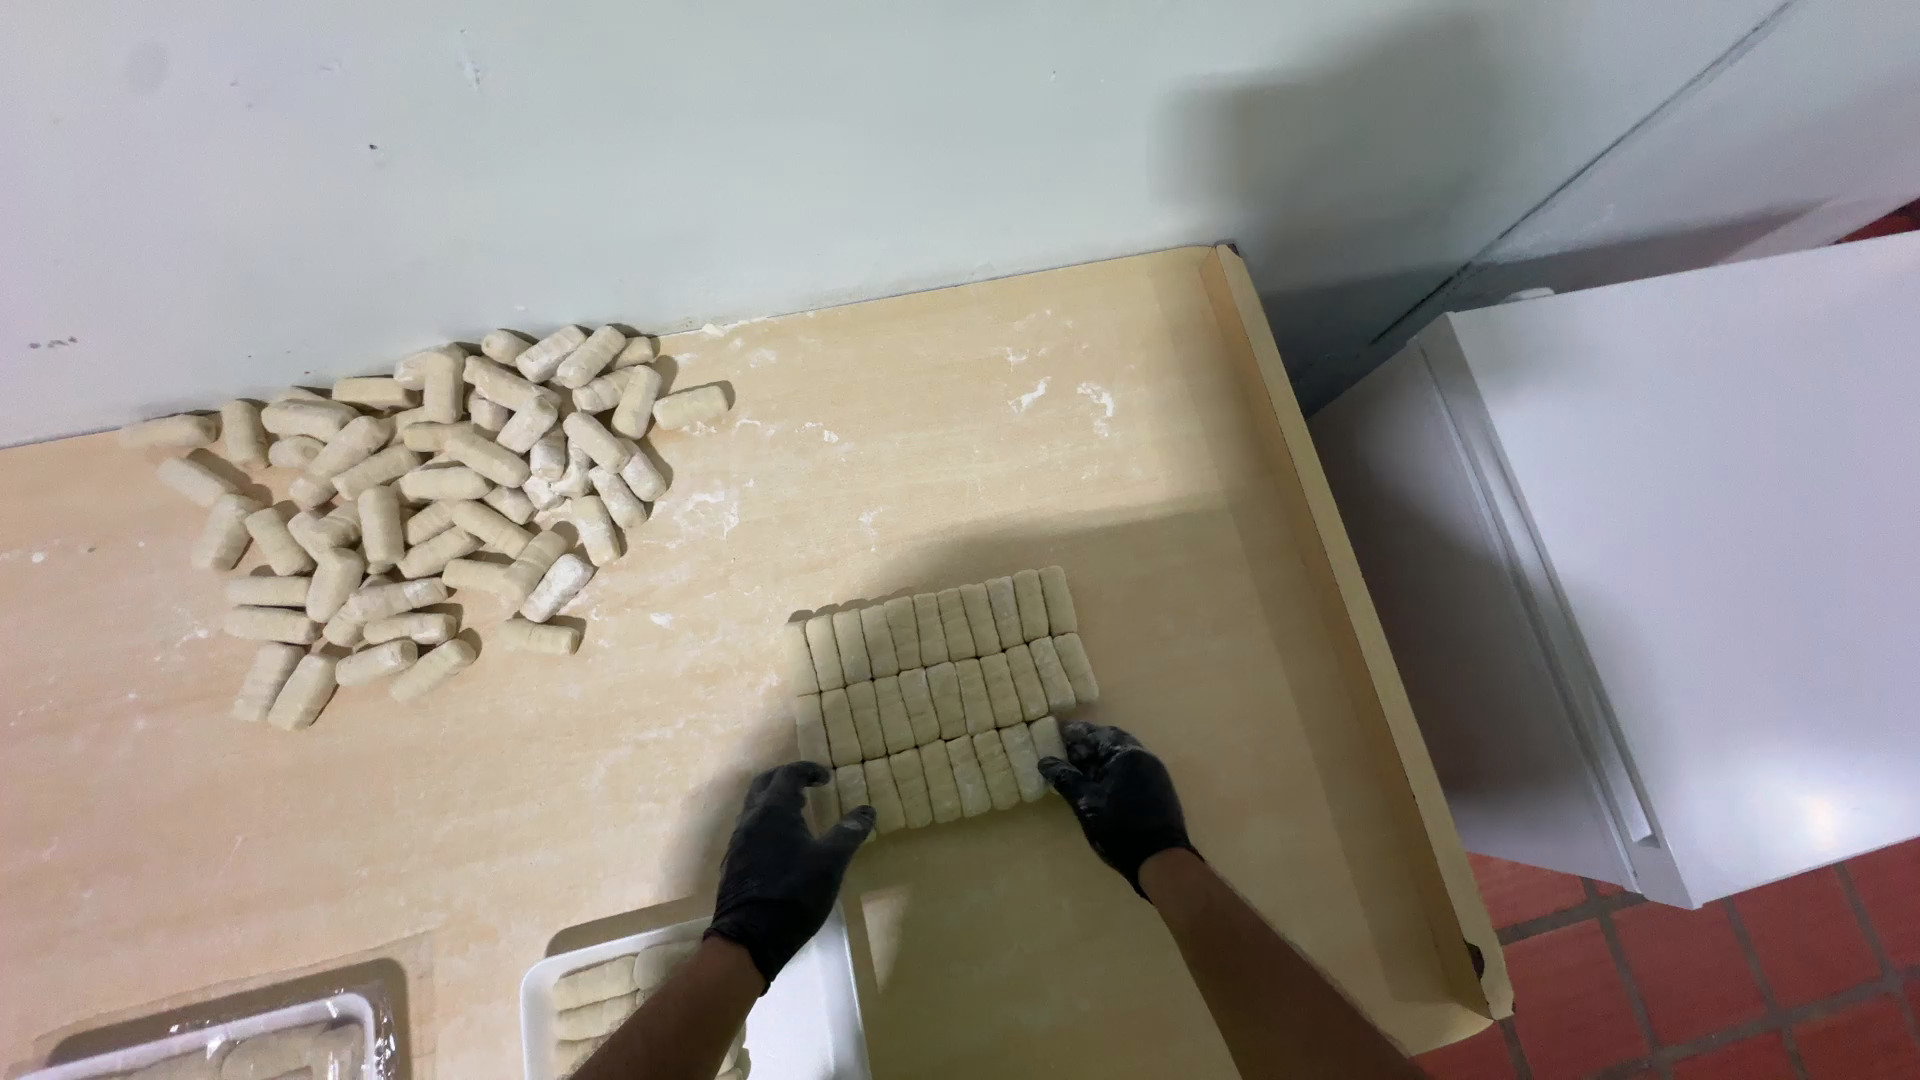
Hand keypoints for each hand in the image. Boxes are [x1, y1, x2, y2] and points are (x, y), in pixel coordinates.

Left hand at [704, 762, 874, 988]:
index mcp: (773, 811)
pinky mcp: (734, 864)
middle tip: (809, 786)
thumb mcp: (830, 862)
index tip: (827, 778)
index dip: (808, 770)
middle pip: (765, 784)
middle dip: (787, 779)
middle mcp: (751, 820)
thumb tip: (868, 811)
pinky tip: (784, 844)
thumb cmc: (793, 894)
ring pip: (755, 807)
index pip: (788, 774)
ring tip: (800, 813)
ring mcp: (738, 843)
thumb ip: (849, 833)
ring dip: (776, 801)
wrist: (748, 940)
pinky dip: (769, 822)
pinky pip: (751, 828)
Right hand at [1038, 720, 1195, 897]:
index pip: (1094, 734)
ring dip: (1101, 754)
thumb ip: (1065, 779)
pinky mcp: (1158, 786)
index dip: (1074, 733)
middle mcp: (1142, 756)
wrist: (1161, 860)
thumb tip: (1045, 761)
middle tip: (1067, 748)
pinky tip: (1100, 780)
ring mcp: (1154, 771)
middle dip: (1088, 741)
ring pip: (1122, 753)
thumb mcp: (1086, 804)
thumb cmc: (1120, 829)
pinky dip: (1113, 766)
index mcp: (1125, 754)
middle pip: (1110, 739)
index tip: (1057, 733)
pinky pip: (1131, 766)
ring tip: (1080, 764)